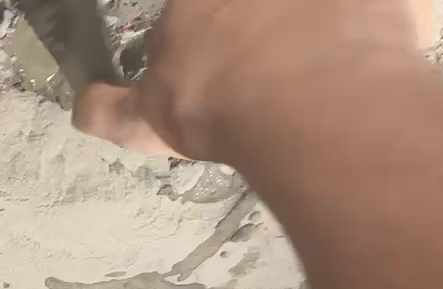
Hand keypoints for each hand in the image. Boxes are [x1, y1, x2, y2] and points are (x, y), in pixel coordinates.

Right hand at [72, 0, 434, 159]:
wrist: (315, 103)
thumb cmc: (214, 106)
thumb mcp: (136, 122)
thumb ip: (99, 110)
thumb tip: (82, 100)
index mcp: (193, 2)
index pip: (184, 12)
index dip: (188, 31)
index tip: (192, 56)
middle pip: (243, 10)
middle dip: (244, 26)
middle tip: (246, 61)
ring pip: (299, 10)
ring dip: (296, 23)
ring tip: (296, 59)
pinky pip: (360, 9)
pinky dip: (353, 21)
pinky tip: (343, 56)